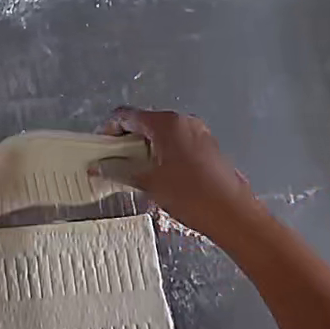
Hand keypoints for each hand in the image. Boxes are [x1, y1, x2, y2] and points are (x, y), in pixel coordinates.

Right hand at [96, 108, 267, 239]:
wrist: (232, 213)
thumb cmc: (190, 195)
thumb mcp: (148, 183)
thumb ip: (119, 171)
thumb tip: (97, 168)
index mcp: (166, 123)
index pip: (127, 115)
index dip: (109, 129)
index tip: (101, 146)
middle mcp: (183, 121)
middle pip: (146, 122)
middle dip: (127, 140)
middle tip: (114, 161)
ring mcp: (198, 132)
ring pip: (162, 133)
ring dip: (145, 148)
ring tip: (136, 171)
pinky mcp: (208, 146)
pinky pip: (178, 142)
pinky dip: (163, 152)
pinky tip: (160, 175)